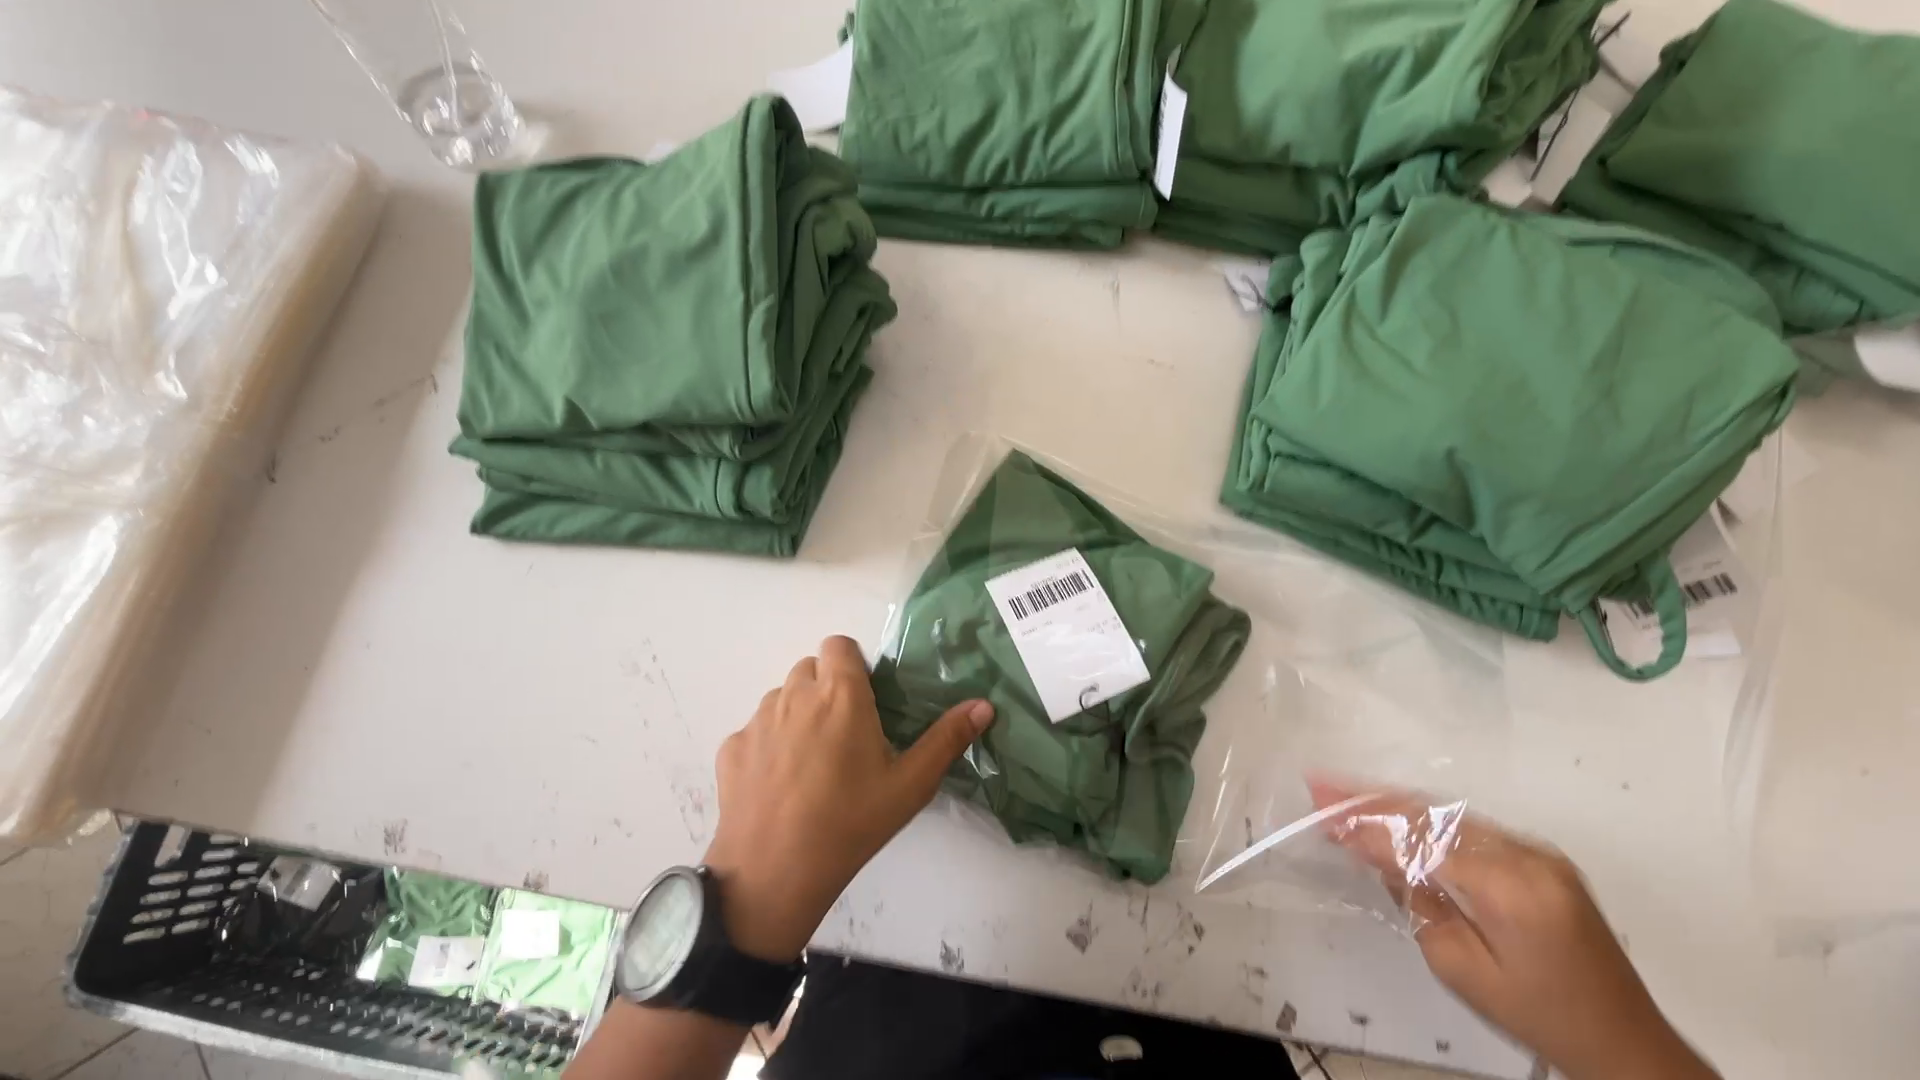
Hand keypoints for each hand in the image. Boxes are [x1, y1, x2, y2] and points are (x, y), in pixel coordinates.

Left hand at [701, 636, 993, 962]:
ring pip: (780, 697)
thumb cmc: (852, 822)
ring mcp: (757, 720)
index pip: (839, 644)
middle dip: (826, 687)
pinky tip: (780, 784)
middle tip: (845, 731)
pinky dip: (767, 745)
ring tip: (813, 760)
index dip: (852, 664)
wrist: (775, 871)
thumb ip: (947, 739)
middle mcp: (795, 695)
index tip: (866, 698)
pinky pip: (753, 731)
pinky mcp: (731, 748)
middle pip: (809, 667)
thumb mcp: (911, 785)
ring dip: (797, 713)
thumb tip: (984, 705)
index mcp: (841, 694)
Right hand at [1309, 778, 1718, 1079]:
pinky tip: (1394, 814)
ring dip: (1395, 804)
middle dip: (1373, 800)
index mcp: (1509, 888)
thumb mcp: (1462, 968)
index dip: (1367, 825)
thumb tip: (1381, 856)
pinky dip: (1427, 819)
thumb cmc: (1537, 1014)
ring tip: (1346, 796)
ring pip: (1451, 814)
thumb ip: (1418, 904)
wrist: (1624, 1040)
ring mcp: (1538, 852)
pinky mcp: (1542, 858)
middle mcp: (1526, 855)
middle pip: (1434, 815)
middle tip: (1322, 788)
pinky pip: (1472, 827)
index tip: (1322, 813)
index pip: (1420, 841)